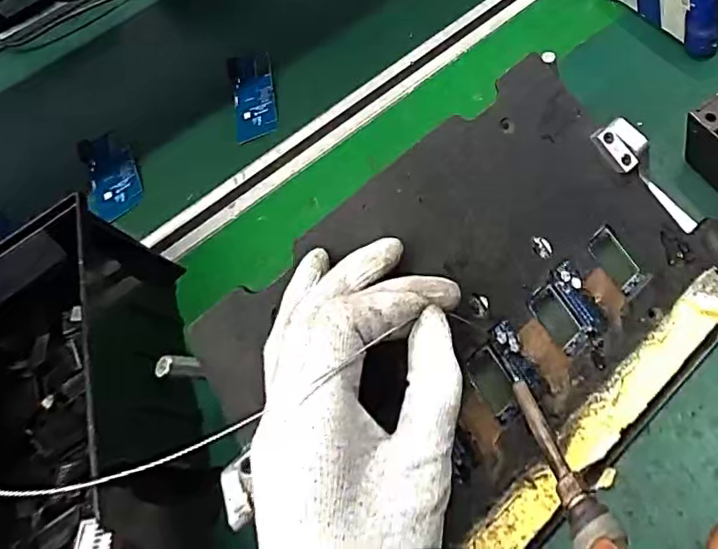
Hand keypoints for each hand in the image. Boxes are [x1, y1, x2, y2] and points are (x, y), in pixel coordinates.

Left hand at [251, 238, 461, 548]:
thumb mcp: (422, 466)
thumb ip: (431, 383)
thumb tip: (432, 324)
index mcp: (312, 411)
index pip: (351, 318)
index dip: (402, 295)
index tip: (441, 296)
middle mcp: (283, 410)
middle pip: (314, 313)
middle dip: (359, 274)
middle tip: (395, 251)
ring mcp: (275, 423)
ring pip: (287, 331)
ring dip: (316, 287)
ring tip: (333, 257)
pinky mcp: (281, 435)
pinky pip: (282, 356)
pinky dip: (297, 318)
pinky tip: (306, 306)